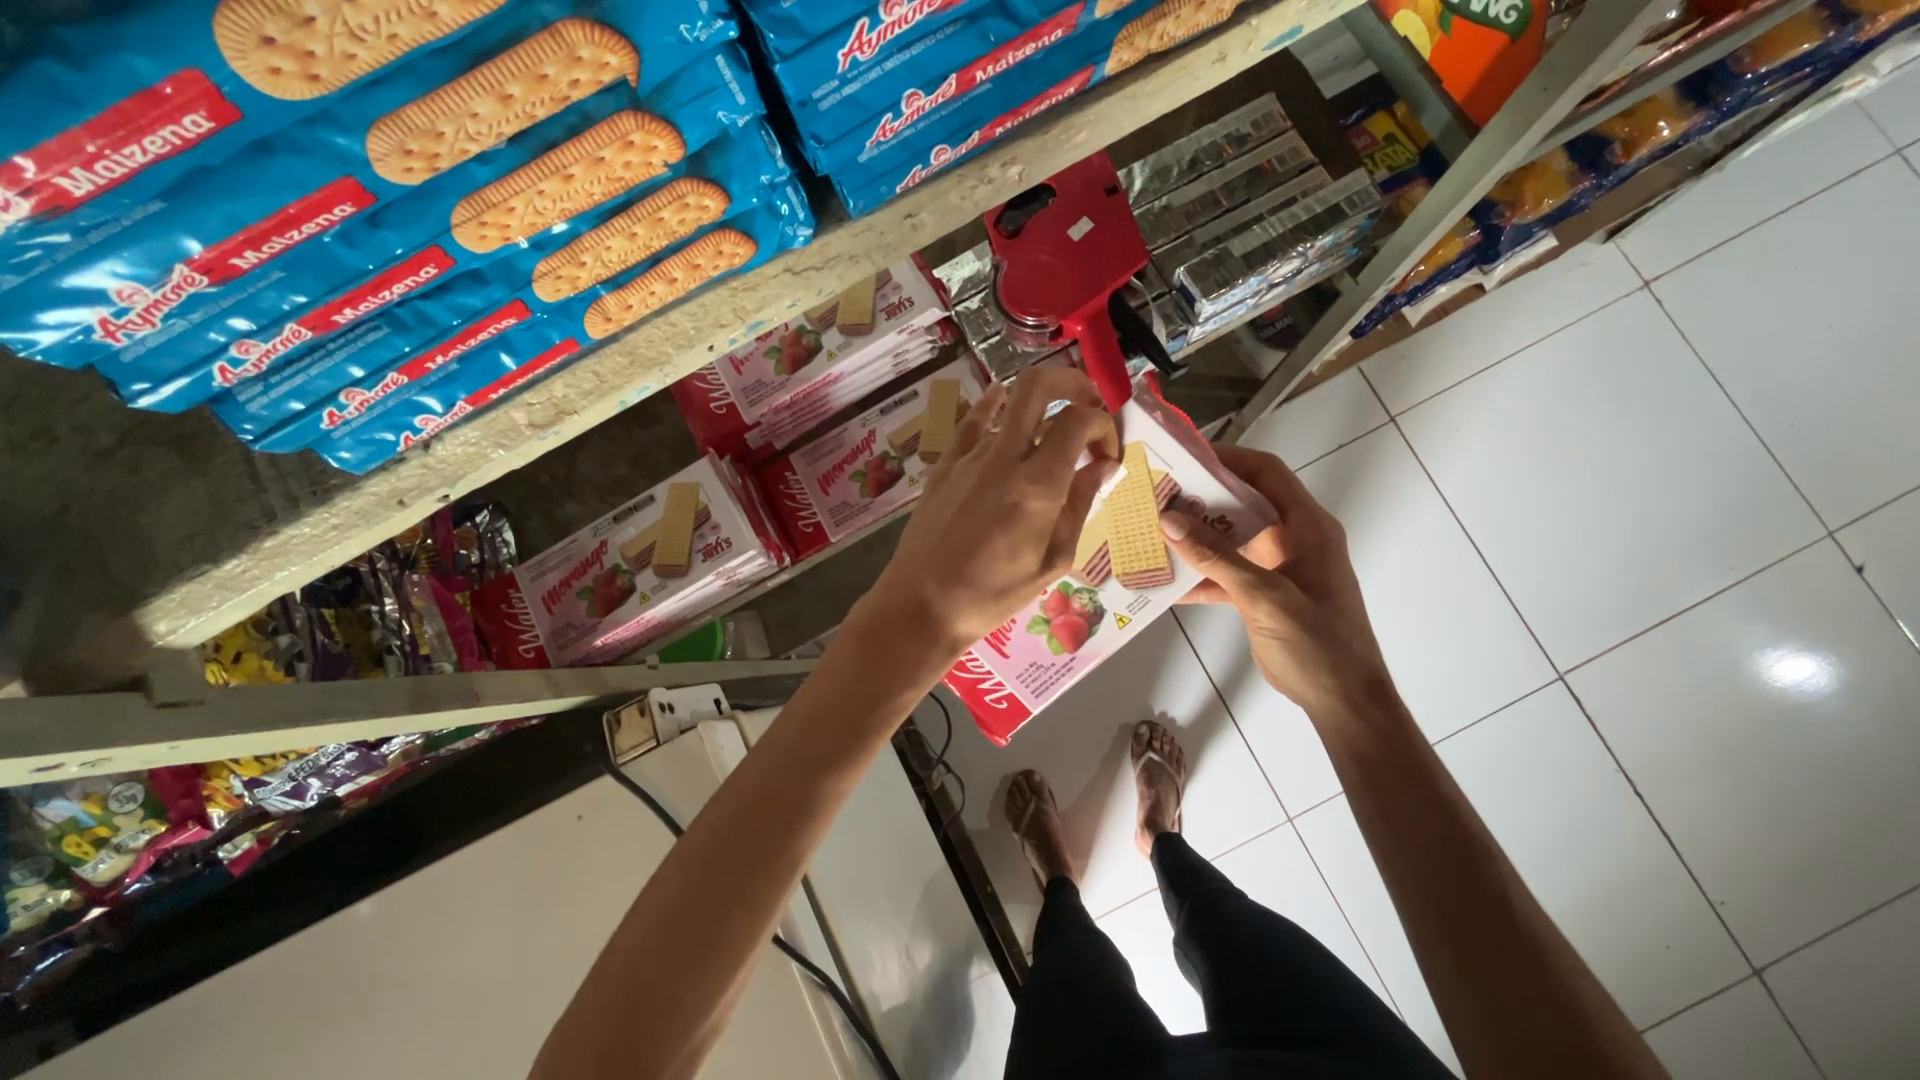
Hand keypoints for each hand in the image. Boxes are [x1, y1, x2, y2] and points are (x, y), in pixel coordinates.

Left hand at [858, 367, 1119, 661]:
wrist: (922, 606)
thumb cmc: (994, 595)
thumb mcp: (1053, 560)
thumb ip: (1081, 505)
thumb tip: (1103, 465)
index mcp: (1038, 485)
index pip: (1081, 420)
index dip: (1105, 426)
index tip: (1107, 454)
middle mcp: (1003, 457)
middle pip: (1040, 385)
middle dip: (1074, 384)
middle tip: (1088, 407)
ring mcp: (969, 456)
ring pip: (1008, 401)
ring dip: (1040, 405)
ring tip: (1052, 428)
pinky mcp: (944, 464)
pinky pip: (972, 420)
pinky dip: (993, 405)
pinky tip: (1001, 404)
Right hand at [1159, 444, 1393, 716]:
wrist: (1344, 700)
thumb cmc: (1317, 642)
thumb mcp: (1264, 596)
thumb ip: (1217, 558)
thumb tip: (1169, 519)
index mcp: (1307, 527)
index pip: (1266, 473)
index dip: (1228, 458)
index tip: (1183, 457)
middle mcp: (1293, 539)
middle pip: (1243, 503)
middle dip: (1200, 498)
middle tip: (1156, 494)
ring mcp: (1278, 568)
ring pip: (1230, 540)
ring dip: (1195, 538)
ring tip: (1151, 532)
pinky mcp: (1264, 595)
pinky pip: (1226, 574)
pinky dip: (1200, 576)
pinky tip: (1165, 583)